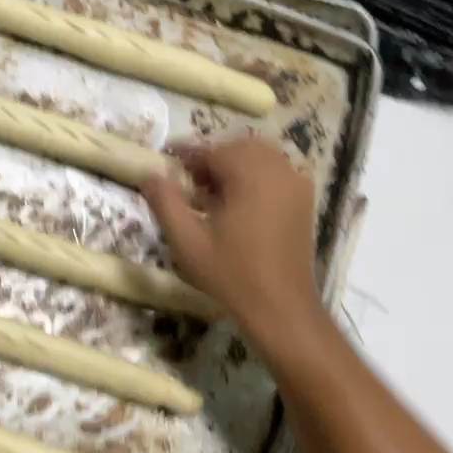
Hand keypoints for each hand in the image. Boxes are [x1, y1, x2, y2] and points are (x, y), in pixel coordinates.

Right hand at [139, 137, 324, 337]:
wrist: (279, 304)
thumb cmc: (230, 273)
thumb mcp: (188, 241)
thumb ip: (165, 203)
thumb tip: (148, 175)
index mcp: (250, 173)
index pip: (213, 150)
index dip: (187, 155)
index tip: (167, 162)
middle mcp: (278, 168)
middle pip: (239, 148)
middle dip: (212, 160)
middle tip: (189, 183)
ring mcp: (296, 183)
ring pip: (260, 158)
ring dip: (234, 168)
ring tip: (212, 195)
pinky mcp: (304, 199)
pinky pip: (277, 174)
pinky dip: (255, 178)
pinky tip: (238, 205)